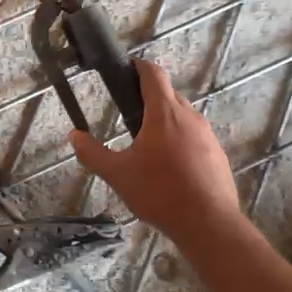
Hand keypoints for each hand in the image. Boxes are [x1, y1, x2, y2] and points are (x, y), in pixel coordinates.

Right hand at [70, 60, 245, 246]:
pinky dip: (182, 141)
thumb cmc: (160, 193)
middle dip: (150, 98)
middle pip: (169, 94)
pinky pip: (196, 137)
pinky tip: (172, 167)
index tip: (126, 69)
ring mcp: (208, 136)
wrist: (209, 225)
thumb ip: (93, 153)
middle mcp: (189, 117)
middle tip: (130, 116)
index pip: (153, 74)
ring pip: (184, 117)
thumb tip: (73, 135)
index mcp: (164, 113)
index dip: (139, 67)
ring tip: (149, 146)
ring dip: (166, 121)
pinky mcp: (218, 155)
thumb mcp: (118, 174)